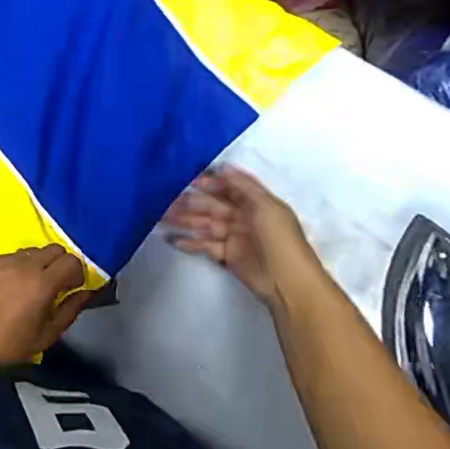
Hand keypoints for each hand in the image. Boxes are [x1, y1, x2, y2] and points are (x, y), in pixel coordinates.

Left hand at [0, 245, 89, 379]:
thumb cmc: (13, 343)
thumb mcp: (49, 333)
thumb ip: (71, 309)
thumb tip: (86, 292)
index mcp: (42, 284)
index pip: (72, 260)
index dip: (76, 273)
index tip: (71, 287)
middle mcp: (23, 265)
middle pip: (54, 249)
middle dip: (60, 264)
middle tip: (54, 283)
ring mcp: (2, 261)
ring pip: (31, 251)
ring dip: (38, 263)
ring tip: (30, 284)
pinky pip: (10, 256)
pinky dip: (16, 266)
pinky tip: (10, 285)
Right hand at [162, 166, 322, 307]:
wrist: (288, 282)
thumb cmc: (280, 240)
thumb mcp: (267, 207)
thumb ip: (244, 186)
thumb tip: (223, 166)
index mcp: (256, 204)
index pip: (230, 189)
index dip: (211, 183)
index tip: (190, 180)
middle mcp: (244, 218)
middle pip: (213, 206)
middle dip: (191, 202)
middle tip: (167, 200)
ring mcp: (234, 237)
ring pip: (204, 225)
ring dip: (184, 220)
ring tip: (161, 218)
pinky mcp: (227, 256)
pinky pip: (204, 245)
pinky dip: (189, 242)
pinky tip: (172, 239)